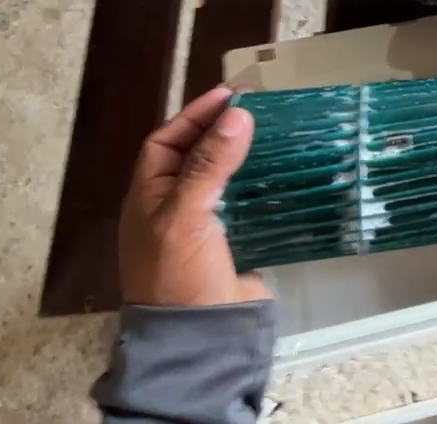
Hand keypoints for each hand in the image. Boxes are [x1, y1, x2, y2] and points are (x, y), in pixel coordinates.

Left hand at [118, 86, 269, 306]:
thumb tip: (239, 113)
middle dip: (225, 129)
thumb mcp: (186, 217)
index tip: (232, 94)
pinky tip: (287, 170)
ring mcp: (205, 225)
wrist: (202, 342)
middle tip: (262, 108)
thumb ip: (209, 165)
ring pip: (226, 175)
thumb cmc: (180, 277)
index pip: (166, 142)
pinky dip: (265, 180)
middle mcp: (174, 207)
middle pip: (197, 155)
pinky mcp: (235, 239)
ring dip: (248, 153)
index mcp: (149, 199)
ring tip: (279, 132)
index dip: (195, 115)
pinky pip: (248, 197)